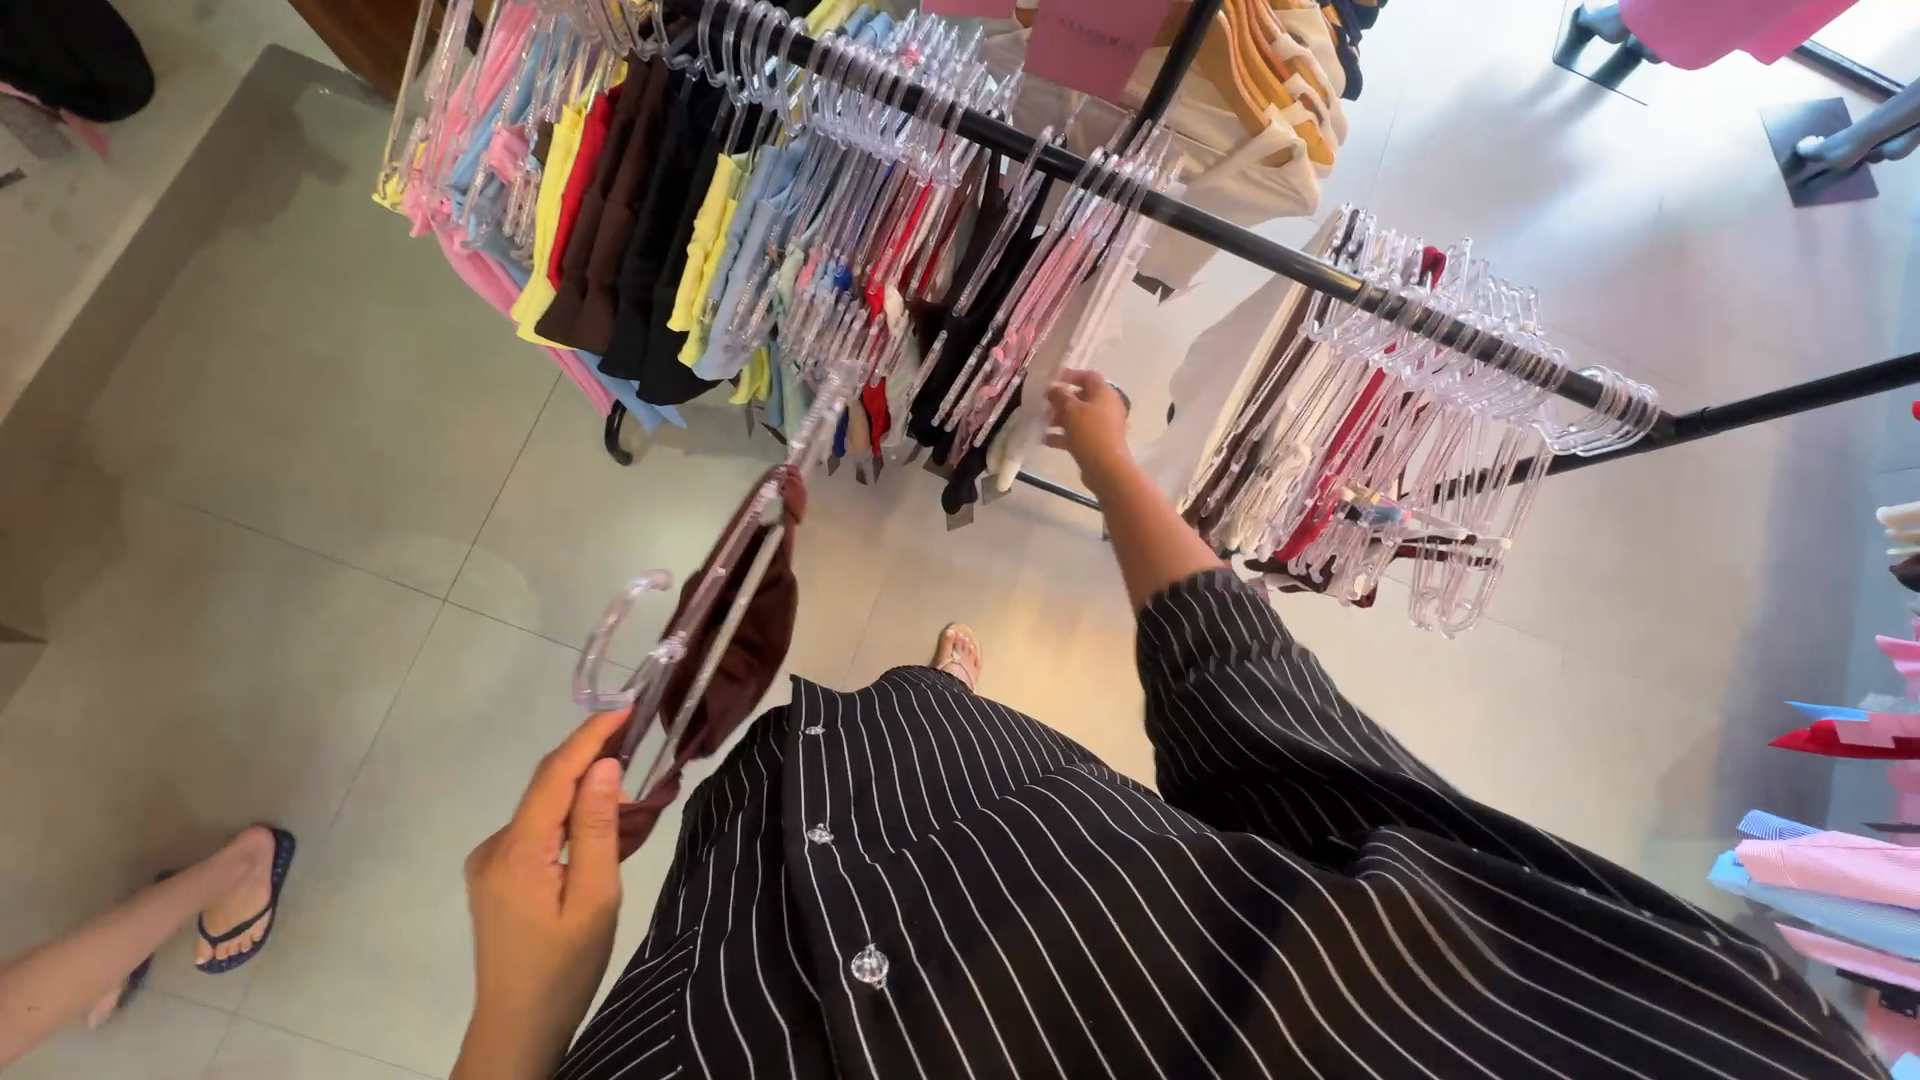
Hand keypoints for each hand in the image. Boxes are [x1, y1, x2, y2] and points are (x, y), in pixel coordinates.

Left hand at [453, 709, 628, 1079]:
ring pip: (550, 808)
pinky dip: (579, 825)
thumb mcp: (595, 898)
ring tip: (638, 813)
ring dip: (592, 800)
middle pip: (549, 785)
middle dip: (596, 761)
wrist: (516, 1031)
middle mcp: (495, 846)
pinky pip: (544, 831)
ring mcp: (493, 861)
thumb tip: (604, 767)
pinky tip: (610, 839)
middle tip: (646, 751)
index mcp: (517, 851)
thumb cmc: (564, 969)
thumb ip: (597, 829)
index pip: (556, 773)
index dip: (591, 735)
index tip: (628, 705)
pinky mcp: (499, 875)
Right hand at [1045, 368, 1132, 490]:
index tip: (1053, 380)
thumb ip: (1060, 396)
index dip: (1071, 375)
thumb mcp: (1071, 410)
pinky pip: (1078, 434)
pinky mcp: (1097, 443)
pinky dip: (1063, 435)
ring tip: (1044, 423)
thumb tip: (1053, 387)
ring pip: (1079, 417)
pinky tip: (1045, 440)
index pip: (1089, 376)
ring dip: (1060, 418)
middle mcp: (1106, 407)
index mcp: (1104, 393)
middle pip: (1082, 397)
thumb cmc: (1090, 432)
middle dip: (1062, 400)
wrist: (1106, 468)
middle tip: (1045, 404)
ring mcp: (1103, 426)